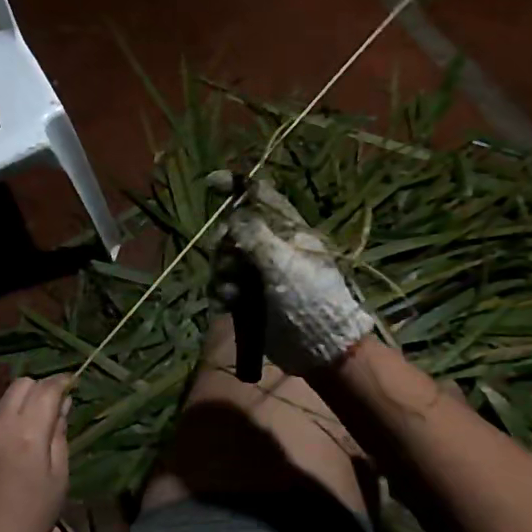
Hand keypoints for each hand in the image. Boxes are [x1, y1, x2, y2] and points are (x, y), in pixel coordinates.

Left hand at [0, 375, 70, 531]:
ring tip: (40, 424)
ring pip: (7, 396)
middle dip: (42, 388)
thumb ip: (59, 436)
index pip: (47, 388)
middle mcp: (2, 421)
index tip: (74, 387)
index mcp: (27, 430)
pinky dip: (11, 414)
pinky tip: (19, 439)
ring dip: (25, 400)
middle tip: (57, 409)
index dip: (63, 383)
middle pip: (23, 384)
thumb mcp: (57, 480)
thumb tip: (62, 407)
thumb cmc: (27, 521)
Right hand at [208, 170, 374, 376]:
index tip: (211, 184)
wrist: (321, 348)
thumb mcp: (283, 263)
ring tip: (233, 291)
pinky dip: (222, 292)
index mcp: (288, 231)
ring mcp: (261, 274)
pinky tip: (228, 303)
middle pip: (235, 230)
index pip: (262, 197)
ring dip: (223, 273)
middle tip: (229, 261)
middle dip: (225, 244)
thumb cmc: (310, 300)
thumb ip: (255, 234)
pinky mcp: (252, 297)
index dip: (237, 188)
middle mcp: (272, 248)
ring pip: (226, 259)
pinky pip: (225, 285)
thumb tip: (233, 215)